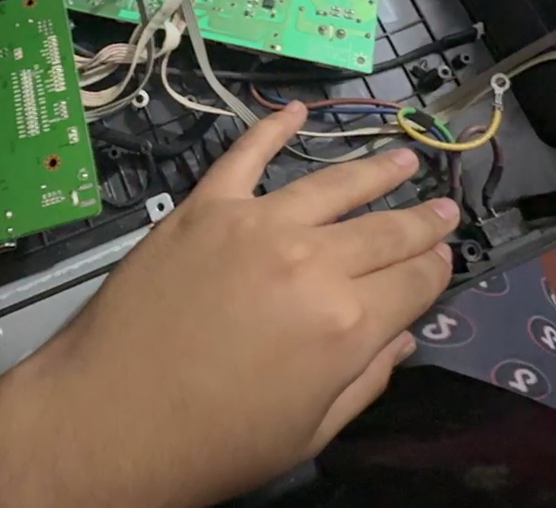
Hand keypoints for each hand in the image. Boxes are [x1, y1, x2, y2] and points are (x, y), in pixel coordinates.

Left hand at [13, 104, 456, 507]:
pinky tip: (297, 113)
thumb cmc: (211, 442)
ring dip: (374, 171)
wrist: (108, 417)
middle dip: (422, 220)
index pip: (413, 282)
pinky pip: (246, 154)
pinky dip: (272, 128)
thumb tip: (404, 334)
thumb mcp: (307, 433)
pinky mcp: (205, 204)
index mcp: (344, 325)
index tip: (448, 254)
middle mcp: (309, 260)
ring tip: (403, 158)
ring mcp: (254, 222)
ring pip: (331, 185)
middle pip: (384, 231)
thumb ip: (366, 379)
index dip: (437, 267)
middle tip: (444, 206)